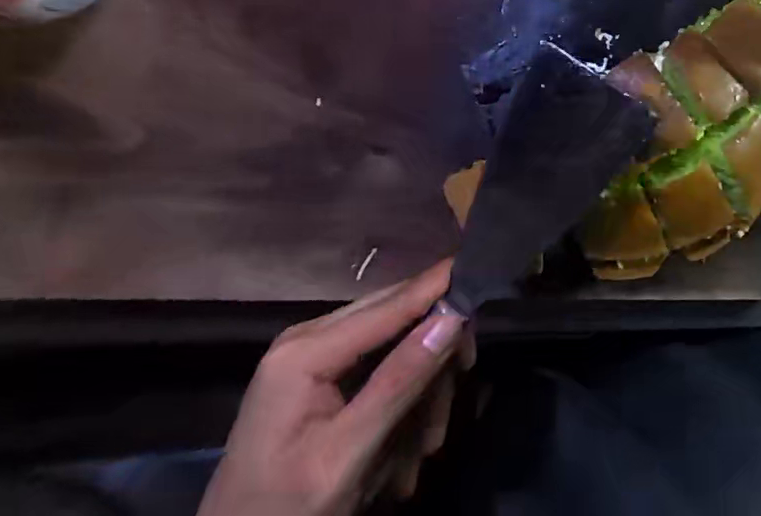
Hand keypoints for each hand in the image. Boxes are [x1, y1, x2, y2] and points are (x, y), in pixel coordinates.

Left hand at [198, 261, 473, 515]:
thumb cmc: (285, 508)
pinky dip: (398, 403)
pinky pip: (374, 368)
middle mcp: (308, 336)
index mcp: (306, 349)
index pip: (387, 305)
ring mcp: (310, 353)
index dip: (433, 287)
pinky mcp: (317, 374)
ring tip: (422, 452)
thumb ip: (398, 384)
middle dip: (431, 359)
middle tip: (458, 396)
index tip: (475, 269)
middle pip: (392, 318)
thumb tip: (450, 319)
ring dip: (417, 394)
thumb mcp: (347, 455)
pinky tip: (400, 452)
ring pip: (389, 346)